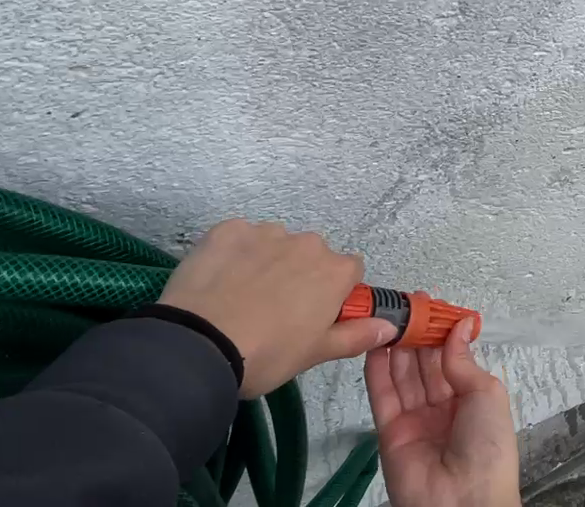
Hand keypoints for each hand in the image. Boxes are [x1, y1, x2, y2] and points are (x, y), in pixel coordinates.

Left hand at [160, 219, 394, 397]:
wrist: (194, 346)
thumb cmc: (264, 355)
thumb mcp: (313, 355)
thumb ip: (356, 335)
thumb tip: (390, 326)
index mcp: (336, 271)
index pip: (348, 272)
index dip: (331, 293)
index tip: (309, 315)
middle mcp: (310, 243)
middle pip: (311, 256)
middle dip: (297, 276)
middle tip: (269, 312)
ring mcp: (268, 232)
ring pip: (275, 245)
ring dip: (265, 263)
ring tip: (236, 299)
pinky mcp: (228, 230)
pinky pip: (238, 238)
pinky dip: (232, 255)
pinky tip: (215, 282)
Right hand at [365, 319, 519, 506]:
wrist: (463, 502)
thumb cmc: (488, 445)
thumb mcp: (486, 394)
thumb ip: (463, 361)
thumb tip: (460, 325)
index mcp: (470, 397)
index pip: (452, 357)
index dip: (442, 332)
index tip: (433, 305)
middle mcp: (442, 406)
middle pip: (425, 364)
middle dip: (418, 334)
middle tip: (408, 304)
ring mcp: (415, 420)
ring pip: (404, 375)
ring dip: (398, 346)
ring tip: (392, 316)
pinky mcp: (390, 434)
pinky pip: (384, 397)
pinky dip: (378, 371)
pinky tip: (376, 345)